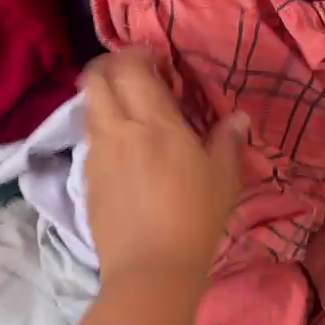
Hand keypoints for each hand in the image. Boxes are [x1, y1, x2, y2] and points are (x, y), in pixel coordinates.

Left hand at [81, 48, 246, 288]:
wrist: (150, 270)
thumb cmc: (195, 217)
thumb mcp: (223, 177)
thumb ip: (227, 141)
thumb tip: (238, 118)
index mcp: (153, 121)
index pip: (130, 68)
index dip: (137, 55)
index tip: (156, 60)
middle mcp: (118, 129)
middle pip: (95, 78)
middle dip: (109, 67)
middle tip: (134, 75)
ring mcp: (97, 155)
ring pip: (88, 107)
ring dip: (104, 98)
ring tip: (129, 111)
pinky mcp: (87, 181)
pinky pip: (90, 139)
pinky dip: (102, 129)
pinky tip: (124, 150)